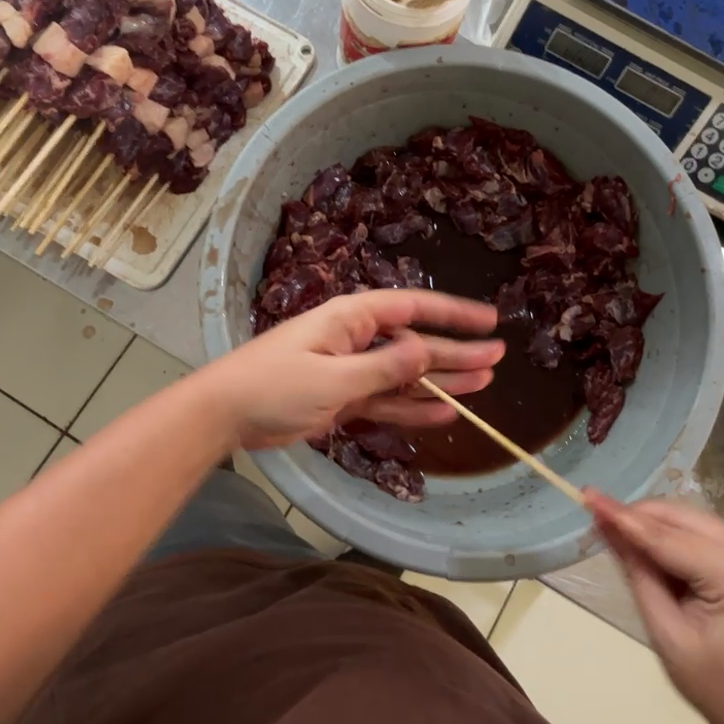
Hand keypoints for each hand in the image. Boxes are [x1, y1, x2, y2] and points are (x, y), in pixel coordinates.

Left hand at [197, 290, 504, 449]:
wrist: (225, 413)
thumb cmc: (274, 385)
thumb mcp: (333, 377)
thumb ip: (383, 368)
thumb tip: (427, 352)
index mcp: (353, 319)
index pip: (413, 309)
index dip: (453, 315)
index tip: (489, 321)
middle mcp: (357, 339)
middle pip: (417, 344)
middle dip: (457, 351)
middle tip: (498, 359)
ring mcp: (352, 370)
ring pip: (407, 375)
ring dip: (443, 380)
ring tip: (484, 383)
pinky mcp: (344, 399)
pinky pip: (388, 402)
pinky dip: (414, 409)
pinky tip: (445, 413)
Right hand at [588, 493, 723, 723]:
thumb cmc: (717, 688)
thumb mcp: (667, 634)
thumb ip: (638, 575)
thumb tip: (609, 529)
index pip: (666, 536)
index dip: (622, 515)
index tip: (586, 495)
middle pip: (682, 517)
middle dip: (638, 514)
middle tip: (596, 515)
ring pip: (692, 520)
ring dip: (655, 523)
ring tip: (617, 532)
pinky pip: (705, 535)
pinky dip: (674, 535)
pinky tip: (650, 548)